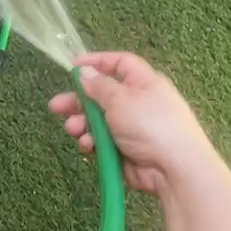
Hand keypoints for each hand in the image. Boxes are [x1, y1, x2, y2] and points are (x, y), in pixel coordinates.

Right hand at [49, 51, 219, 197]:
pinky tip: (88, 146)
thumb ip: (98, 85)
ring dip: (82, 124)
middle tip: (56, 107)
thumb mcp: (120, 99)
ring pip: (97, 120)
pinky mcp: (125, 148)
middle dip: (77, 101)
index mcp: (143, 83)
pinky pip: (102, 140)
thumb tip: (85, 72)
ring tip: (73, 130)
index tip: (73, 66)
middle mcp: (137, 102)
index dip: (97, 62)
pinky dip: (93, 142)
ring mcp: (131, 127)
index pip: (119, 64)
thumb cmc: (150, 125)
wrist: (174, 168)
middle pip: (101, 95)